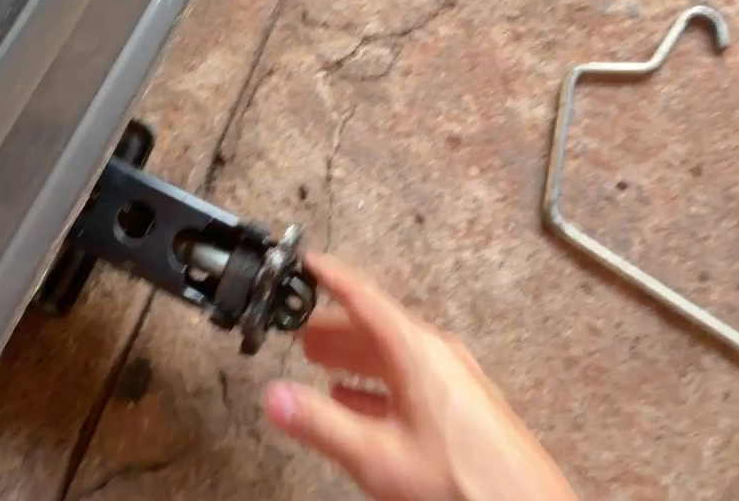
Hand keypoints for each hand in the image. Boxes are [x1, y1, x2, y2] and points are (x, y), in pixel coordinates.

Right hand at [264, 253, 578, 500]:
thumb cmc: (463, 482)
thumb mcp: (379, 455)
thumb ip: (322, 424)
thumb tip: (275, 397)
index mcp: (415, 349)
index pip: (362, 296)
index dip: (330, 276)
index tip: (306, 261)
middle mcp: (435, 352)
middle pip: (374, 324)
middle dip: (332, 324)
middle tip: (298, 325)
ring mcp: (451, 376)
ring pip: (390, 351)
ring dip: (352, 353)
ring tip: (320, 359)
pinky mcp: (461, 402)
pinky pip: (407, 376)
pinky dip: (375, 380)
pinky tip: (359, 399)